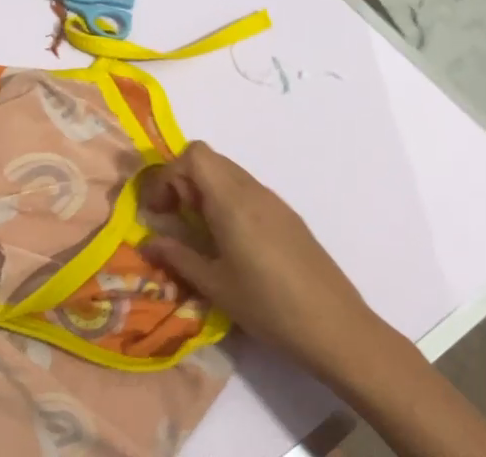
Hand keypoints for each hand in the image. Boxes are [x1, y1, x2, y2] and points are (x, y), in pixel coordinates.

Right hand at [140, 141, 383, 381]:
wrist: (338, 329)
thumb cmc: (269, 306)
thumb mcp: (215, 285)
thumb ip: (177, 257)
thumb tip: (148, 242)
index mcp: (232, 201)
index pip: (194, 155)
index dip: (169, 175)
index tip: (160, 211)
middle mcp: (254, 191)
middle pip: (210, 159)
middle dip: (184, 181)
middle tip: (176, 219)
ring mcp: (275, 203)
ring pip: (230, 174)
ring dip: (206, 192)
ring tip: (202, 234)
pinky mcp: (290, 218)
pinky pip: (249, 192)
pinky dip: (229, 203)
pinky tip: (232, 244)